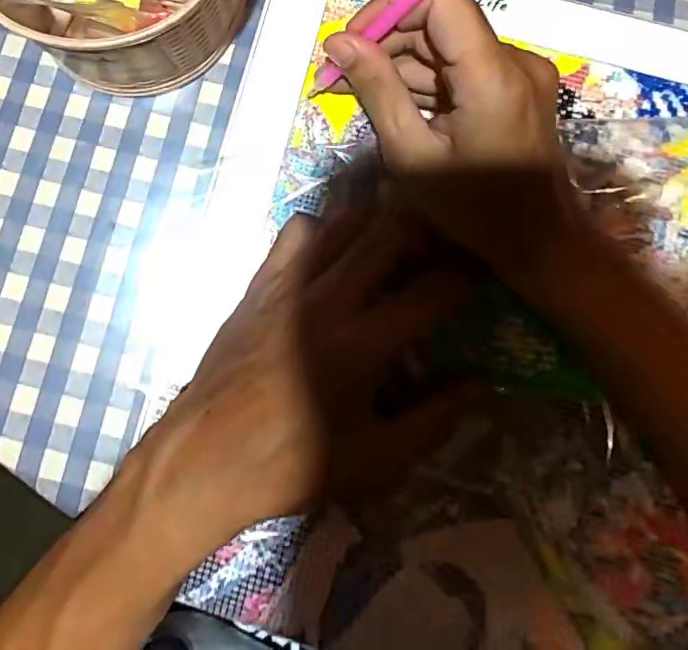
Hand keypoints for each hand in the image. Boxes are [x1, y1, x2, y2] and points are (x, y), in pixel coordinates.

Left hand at [129, 205, 474, 557]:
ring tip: (391, 249)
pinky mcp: (261, 280)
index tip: (479, 279)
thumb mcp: (378, 462)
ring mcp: (290, 282)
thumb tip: (478, 382)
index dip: (467, 279)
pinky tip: (331, 258)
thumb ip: (435, 420)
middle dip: (427, 235)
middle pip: (391, 232)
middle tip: (437, 255)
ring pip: (345, 221)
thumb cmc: (296, 465)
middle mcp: (330, 298)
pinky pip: (297, 231)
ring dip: (378, 226)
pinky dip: (324, 231)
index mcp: (364, 344)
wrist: (209, 454)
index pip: (433, 291)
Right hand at [318, 0, 583, 278]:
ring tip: (356, 93)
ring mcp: (519, 71)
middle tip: (338, 75)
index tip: (351, 42)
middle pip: (439, 20)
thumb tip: (339, 41)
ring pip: (445, 43)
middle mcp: (515, 59)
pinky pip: (460, 65)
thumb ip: (376, 89)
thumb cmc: (474, 210)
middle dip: (384, 41)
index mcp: (493, 75)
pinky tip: (393, 104)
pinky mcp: (516, 84)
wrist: (541, 244)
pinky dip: (423, 79)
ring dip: (398, 63)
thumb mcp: (412, 154)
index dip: (390, 8)